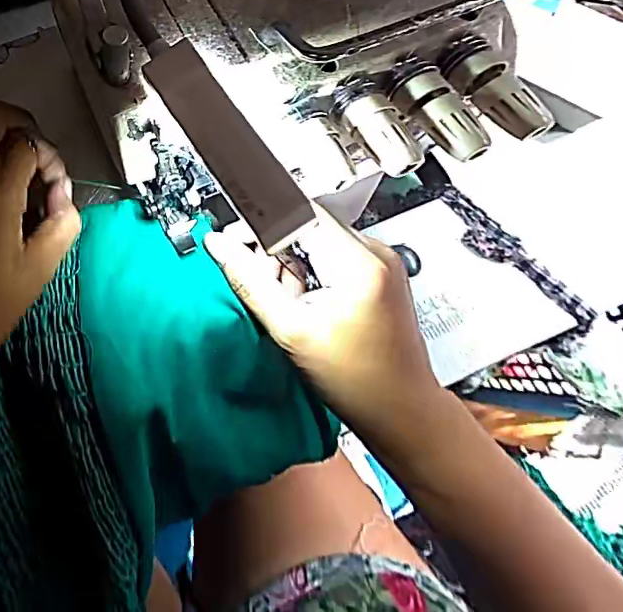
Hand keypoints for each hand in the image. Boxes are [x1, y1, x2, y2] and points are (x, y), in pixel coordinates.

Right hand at [204, 205, 449, 452]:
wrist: (401, 410)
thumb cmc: (357, 381)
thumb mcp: (291, 331)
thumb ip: (250, 281)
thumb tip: (221, 246)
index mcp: (359, 263)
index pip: (298, 212)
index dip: (261, 219)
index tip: (237, 233)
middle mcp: (376, 252)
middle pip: (307, 221)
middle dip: (274, 244)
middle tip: (258, 274)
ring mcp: (380, 260)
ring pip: (317, 235)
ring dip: (292, 257)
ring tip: (290, 297)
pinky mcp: (379, 270)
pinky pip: (333, 250)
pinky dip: (311, 267)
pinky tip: (308, 298)